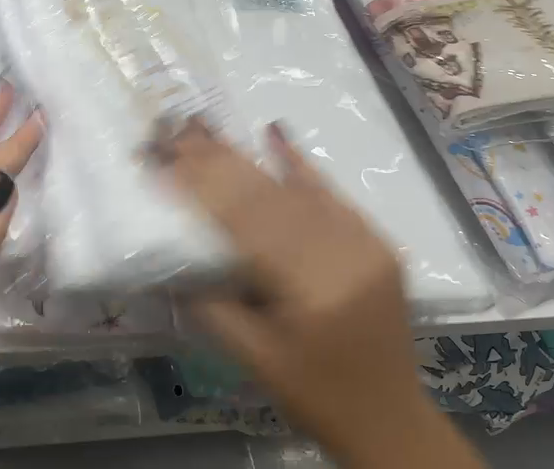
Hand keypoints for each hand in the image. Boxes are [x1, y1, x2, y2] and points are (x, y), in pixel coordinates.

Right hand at [164, 119, 484, 468]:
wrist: (392, 423)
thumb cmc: (315, 395)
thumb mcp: (253, 357)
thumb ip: (209, 305)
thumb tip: (164, 260)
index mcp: (311, 289)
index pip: (244, 222)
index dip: (200, 187)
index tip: (161, 161)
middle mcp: (343, 256)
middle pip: (268, 197)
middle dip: (215, 163)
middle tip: (173, 134)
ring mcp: (364, 244)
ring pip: (293, 190)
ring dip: (246, 159)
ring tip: (204, 130)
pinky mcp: (376, 242)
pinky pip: (331, 195)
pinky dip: (299, 165)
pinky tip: (273, 134)